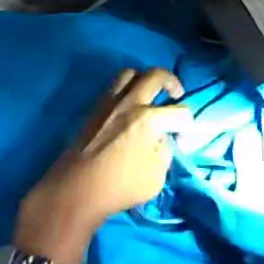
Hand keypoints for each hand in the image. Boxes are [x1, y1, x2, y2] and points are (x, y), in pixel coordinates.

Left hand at [15, 68, 192, 263]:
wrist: (76, 190)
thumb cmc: (119, 188)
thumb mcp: (156, 177)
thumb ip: (164, 151)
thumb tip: (163, 138)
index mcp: (149, 119)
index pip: (181, 112)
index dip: (188, 124)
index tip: (184, 137)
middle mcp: (130, 103)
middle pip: (157, 75)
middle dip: (173, 83)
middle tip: (176, 95)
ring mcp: (110, 103)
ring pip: (131, 73)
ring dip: (144, 79)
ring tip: (149, 93)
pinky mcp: (94, 109)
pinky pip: (113, 87)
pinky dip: (126, 90)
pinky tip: (129, 106)